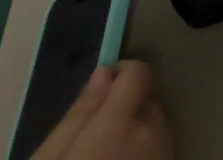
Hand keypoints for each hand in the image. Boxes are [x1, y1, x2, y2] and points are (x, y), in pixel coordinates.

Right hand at [33, 61, 171, 159]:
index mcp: (121, 124)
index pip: (138, 72)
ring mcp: (166, 148)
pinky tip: (120, 157)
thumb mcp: (51, 156)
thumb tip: (104, 72)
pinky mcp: (171, 159)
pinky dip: (145, 141)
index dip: (120, 73)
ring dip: (136, 122)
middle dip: (125, 102)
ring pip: (155, 117)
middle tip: (93, 129)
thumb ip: (79, 113)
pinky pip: (161, 139)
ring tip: (105, 147)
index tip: (101, 86)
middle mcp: (152, 130)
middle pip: (146, 95)